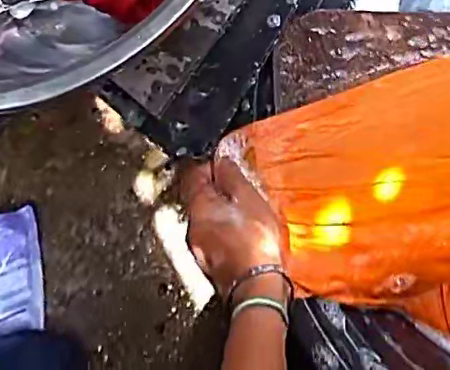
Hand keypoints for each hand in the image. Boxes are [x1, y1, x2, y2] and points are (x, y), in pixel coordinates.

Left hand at [180, 157, 285, 297]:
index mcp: (198, 206)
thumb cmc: (255, 240)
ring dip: (219, 211)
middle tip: (236, 187)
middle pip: (197, 197)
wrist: (257, 288)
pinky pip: (211, 237)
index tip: (224, 165)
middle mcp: (192, 226)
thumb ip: (232, 176)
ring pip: (204, 219)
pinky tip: (239, 233)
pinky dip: (222, 230)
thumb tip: (221, 161)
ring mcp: (198, 248)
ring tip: (241, 210)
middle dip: (214, 190)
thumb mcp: (249, 198)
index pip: (193, 175)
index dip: (209, 166)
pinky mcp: (209, 264)